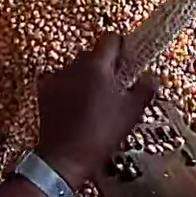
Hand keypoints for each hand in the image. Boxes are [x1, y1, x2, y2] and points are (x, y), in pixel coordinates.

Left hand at [36, 33, 158, 185]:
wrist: (65, 157)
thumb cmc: (102, 133)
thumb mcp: (131, 113)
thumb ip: (144, 89)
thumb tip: (151, 77)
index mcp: (97, 65)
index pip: (111, 39)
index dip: (122, 46)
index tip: (128, 60)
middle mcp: (74, 65)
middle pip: (93, 54)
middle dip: (105, 65)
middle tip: (115, 85)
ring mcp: (56, 77)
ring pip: (76, 68)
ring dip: (86, 76)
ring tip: (94, 99)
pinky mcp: (44, 91)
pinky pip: (60, 81)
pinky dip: (68, 88)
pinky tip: (74, 105)